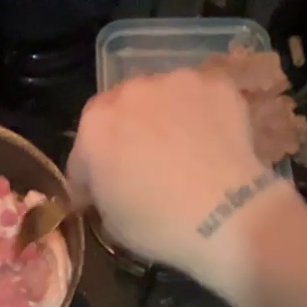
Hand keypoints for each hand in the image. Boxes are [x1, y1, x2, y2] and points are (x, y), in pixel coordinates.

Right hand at [67, 68, 305, 294]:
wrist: (225, 216)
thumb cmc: (158, 225)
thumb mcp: (110, 222)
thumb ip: (100, 192)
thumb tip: (107, 186)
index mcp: (94, 128)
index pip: (81, 155)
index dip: (88, 180)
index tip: (99, 199)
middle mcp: (130, 92)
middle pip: (118, 115)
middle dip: (123, 139)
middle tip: (140, 171)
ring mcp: (176, 81)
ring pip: (159, 100)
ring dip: (160, 121)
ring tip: (178, 153)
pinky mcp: (216, 84)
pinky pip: (196, 100)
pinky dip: (196, 117)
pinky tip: (206, 145)